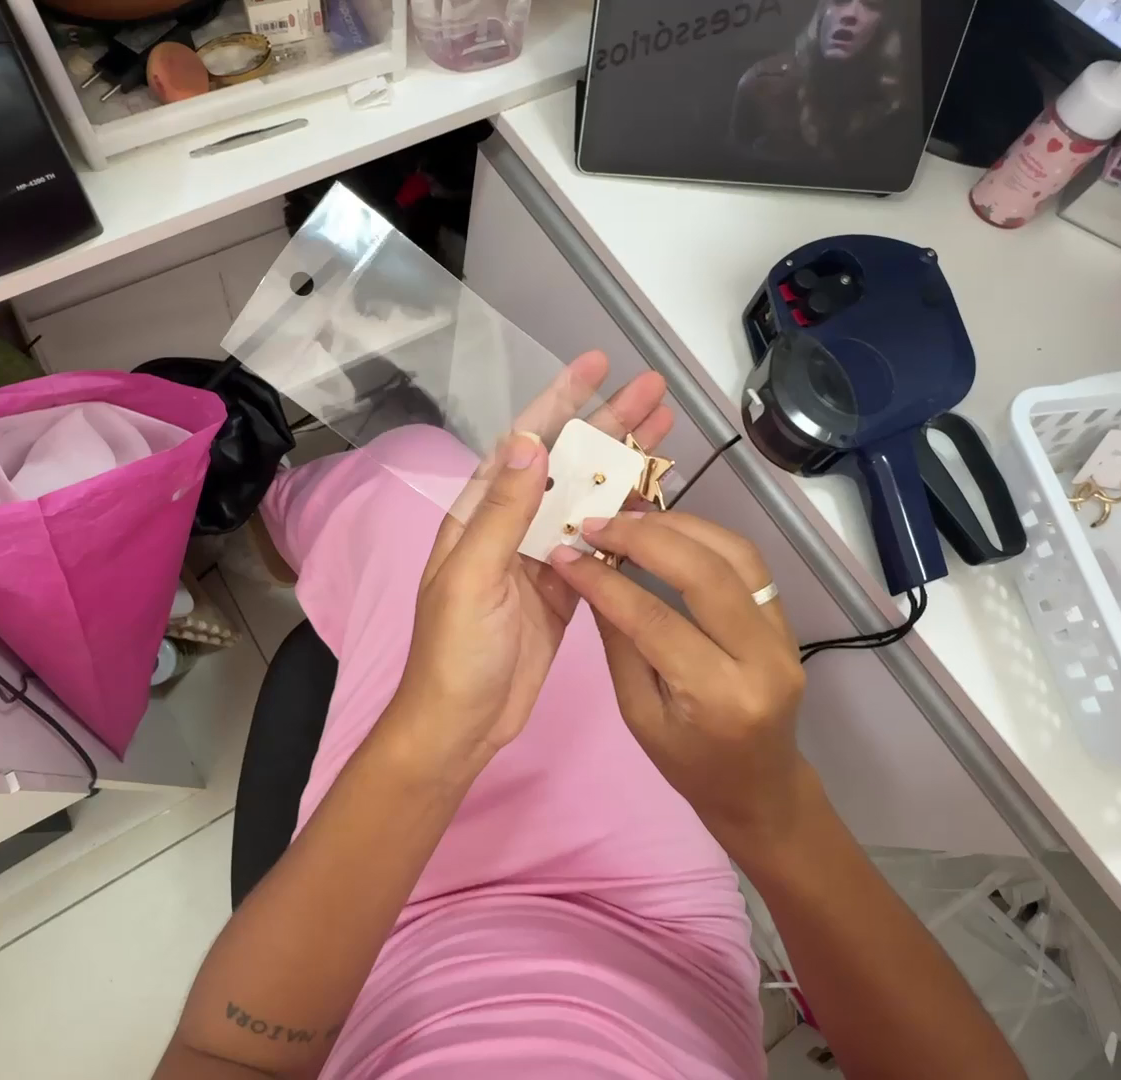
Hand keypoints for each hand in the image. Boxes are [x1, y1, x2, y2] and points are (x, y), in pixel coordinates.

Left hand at [386, 351, 672, 770]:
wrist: (462, 723)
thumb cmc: (456, 652)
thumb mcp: (472, 577)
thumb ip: (503, 512)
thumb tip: (532, 442)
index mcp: (479, 515)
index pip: (524, 443)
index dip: (560, 400)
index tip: (597, 364)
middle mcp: (509, 527)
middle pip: (564, 465)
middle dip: (606, 425)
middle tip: (654, 392)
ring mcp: (538, 558)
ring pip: (586, 501)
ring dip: (621, 467)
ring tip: (664, 432)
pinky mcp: (562, 589)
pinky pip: (597, 545)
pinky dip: (624, 522)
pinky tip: (652, 499)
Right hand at [546, 512, 808, 855]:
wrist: (761, 788)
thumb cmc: (690, 765)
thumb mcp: (638, 714)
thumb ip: (620, 643)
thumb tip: (591, 576)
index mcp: (717, 697)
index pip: (654, 619)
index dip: (605, 580)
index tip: (567, 553)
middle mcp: (761, 660)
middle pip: (704, 573)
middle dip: (645, 538)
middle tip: (598, 523)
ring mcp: (783, 638)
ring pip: (737, 554)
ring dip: (680, 525)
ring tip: (631, 517)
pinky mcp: (786, 623)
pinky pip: (750, 564)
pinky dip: (706, 538)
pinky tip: (669, 530)